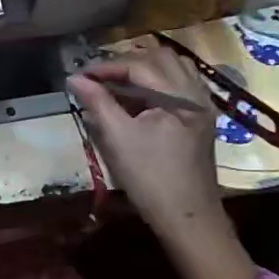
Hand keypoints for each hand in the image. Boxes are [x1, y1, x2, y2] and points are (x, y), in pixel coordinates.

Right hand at [67, 49, 252, 278]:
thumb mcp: (118, 138)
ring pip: (173, 70)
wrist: (188, 218)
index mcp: (179, 95)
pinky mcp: (200, 120)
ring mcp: (202, 106)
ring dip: (143, 71)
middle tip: (98, 79)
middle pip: (160, 59)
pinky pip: (180, 86)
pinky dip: (156, 84)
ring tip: (116, 86)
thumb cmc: (150, 178)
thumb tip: (75, 78)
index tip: (81, 76)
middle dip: (126, 64)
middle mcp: (197, 93)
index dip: (107, 67)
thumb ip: (98, 102)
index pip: (139, 65)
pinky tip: (137, 100)